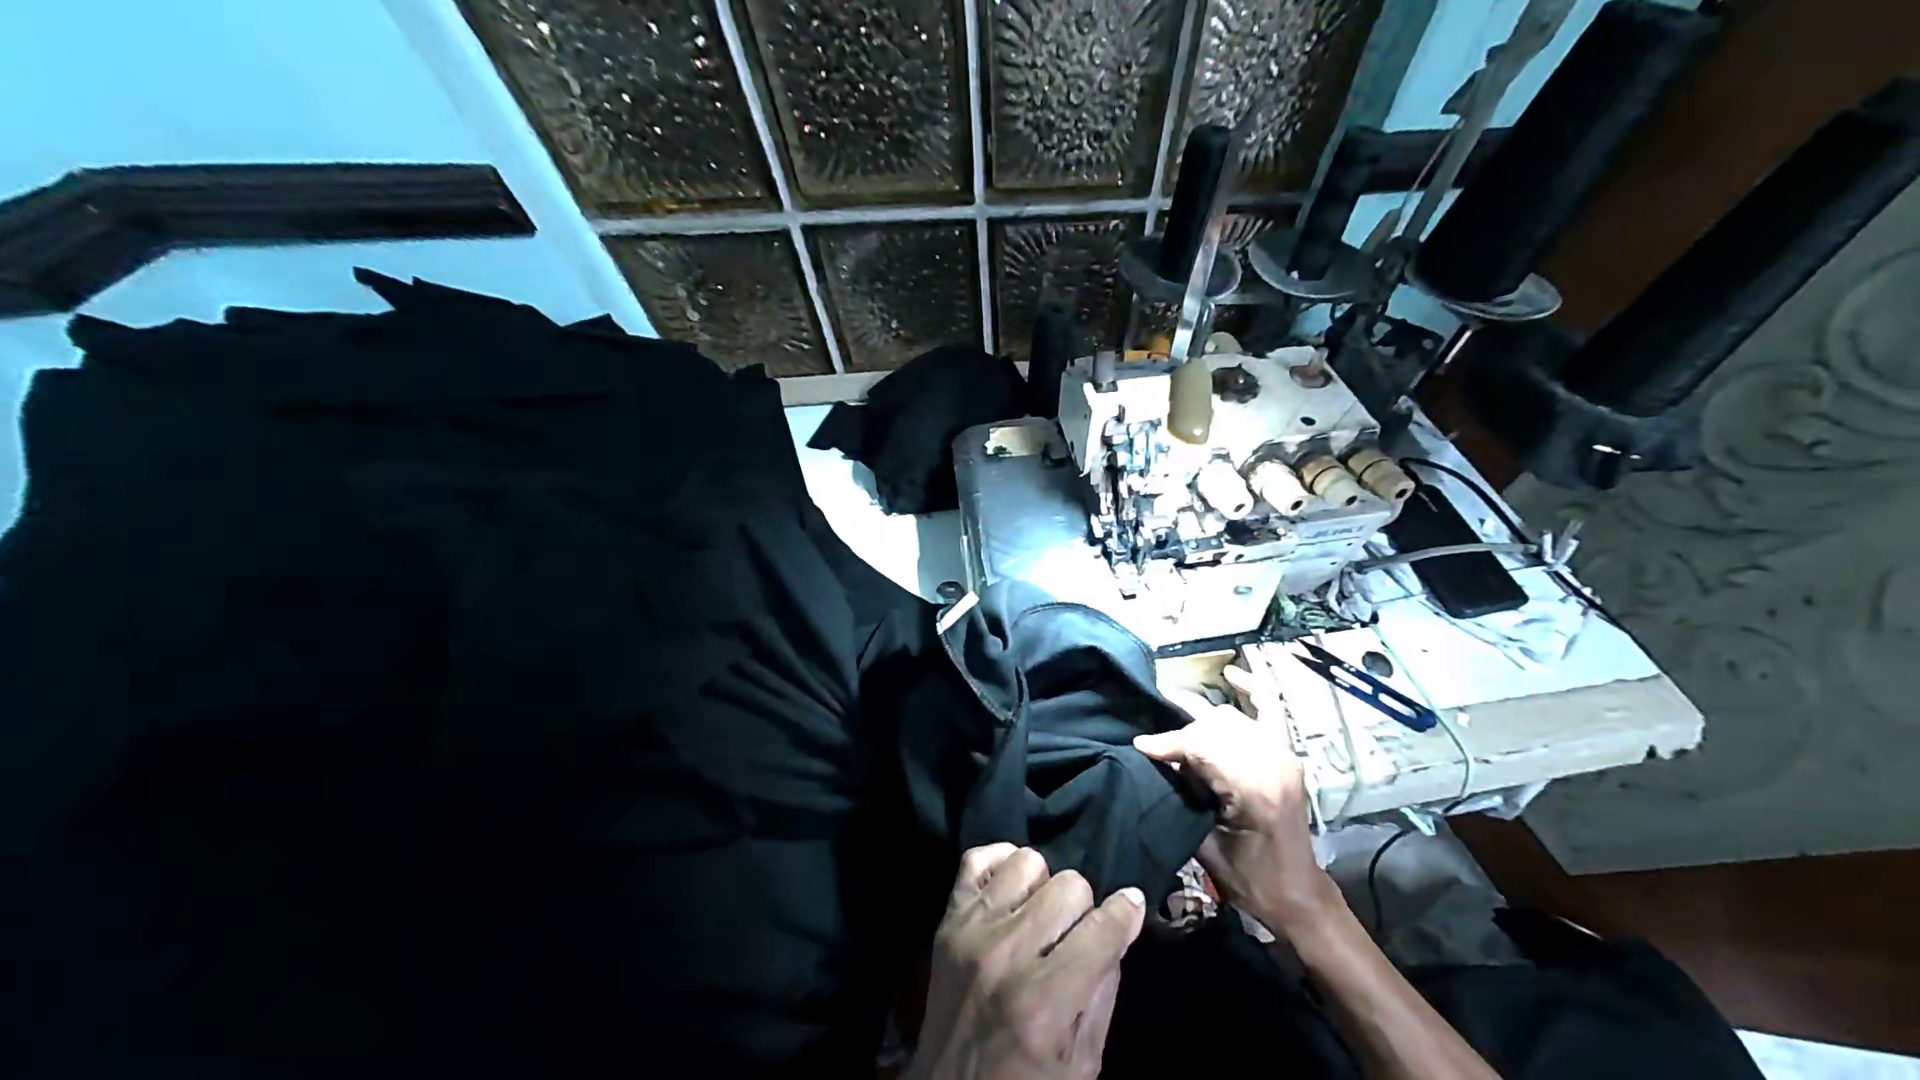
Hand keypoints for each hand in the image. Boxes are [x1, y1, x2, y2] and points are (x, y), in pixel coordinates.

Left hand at [908, 844, 1146, 1079]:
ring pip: (1028, 862)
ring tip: (1040, 916)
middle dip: (1083, 909)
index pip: (1102, 929)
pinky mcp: (947, 918)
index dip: (1127, 913)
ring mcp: (971, 929)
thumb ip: (1103, 992)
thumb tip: (1117, 928)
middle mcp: (1005, 954)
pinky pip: (977, 858)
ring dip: (1043, 886)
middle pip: (1069, 886)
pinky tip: (1012, 890)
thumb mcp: (1081, 1063)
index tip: (1132, 907)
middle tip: (1075, 935)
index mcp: (1043, 1001)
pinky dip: (1000, 864)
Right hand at [1133, 707, 1336, 936]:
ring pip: (1230, 718)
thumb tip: (1154, 759)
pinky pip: (1270, 709)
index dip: (1166, 744)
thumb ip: (1181, 795)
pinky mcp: (1287, 754)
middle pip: (1213, 727)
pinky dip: (1253, 688)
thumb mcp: (1204, 843)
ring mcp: (1284, 754)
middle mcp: (1274, 762)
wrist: (1298, 896)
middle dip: (1182, 738)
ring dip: (1202, 726)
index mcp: (1255, 788)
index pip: (1201, 745)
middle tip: (1160, 755)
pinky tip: (1232, 674)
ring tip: (1182, 744)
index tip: (1140, 747)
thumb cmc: (1251, 881)